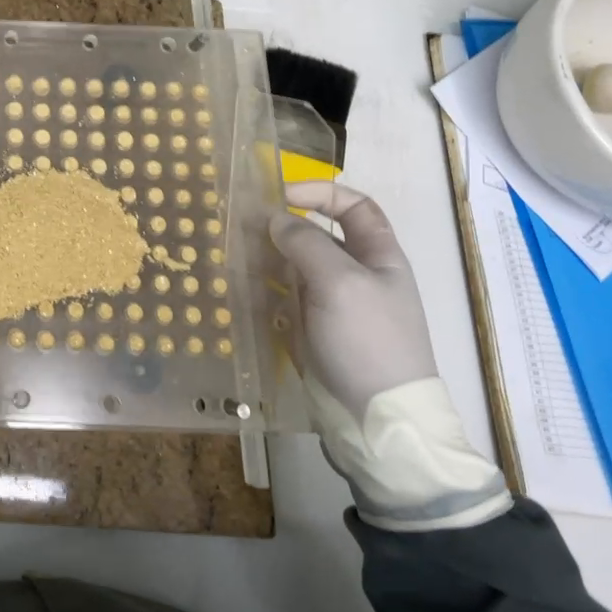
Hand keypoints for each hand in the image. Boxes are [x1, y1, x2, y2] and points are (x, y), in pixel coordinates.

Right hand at [270, 180, 509, 531]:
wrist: (377, 419)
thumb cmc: (368, 340)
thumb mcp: (339, 282)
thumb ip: (305, 243)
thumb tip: (275, 218)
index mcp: (378, 257)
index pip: (355, 207)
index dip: (322, 192)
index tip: (282, 194)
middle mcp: (356, 275)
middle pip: (318, 236)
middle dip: (282, 227)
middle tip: (242, 226)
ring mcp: (333, 305)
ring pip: (295, 267)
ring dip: (267, 258)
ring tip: (234, 255)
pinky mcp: (313, 332)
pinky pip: (285, 299)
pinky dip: (264, 290)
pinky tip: (242, 290)